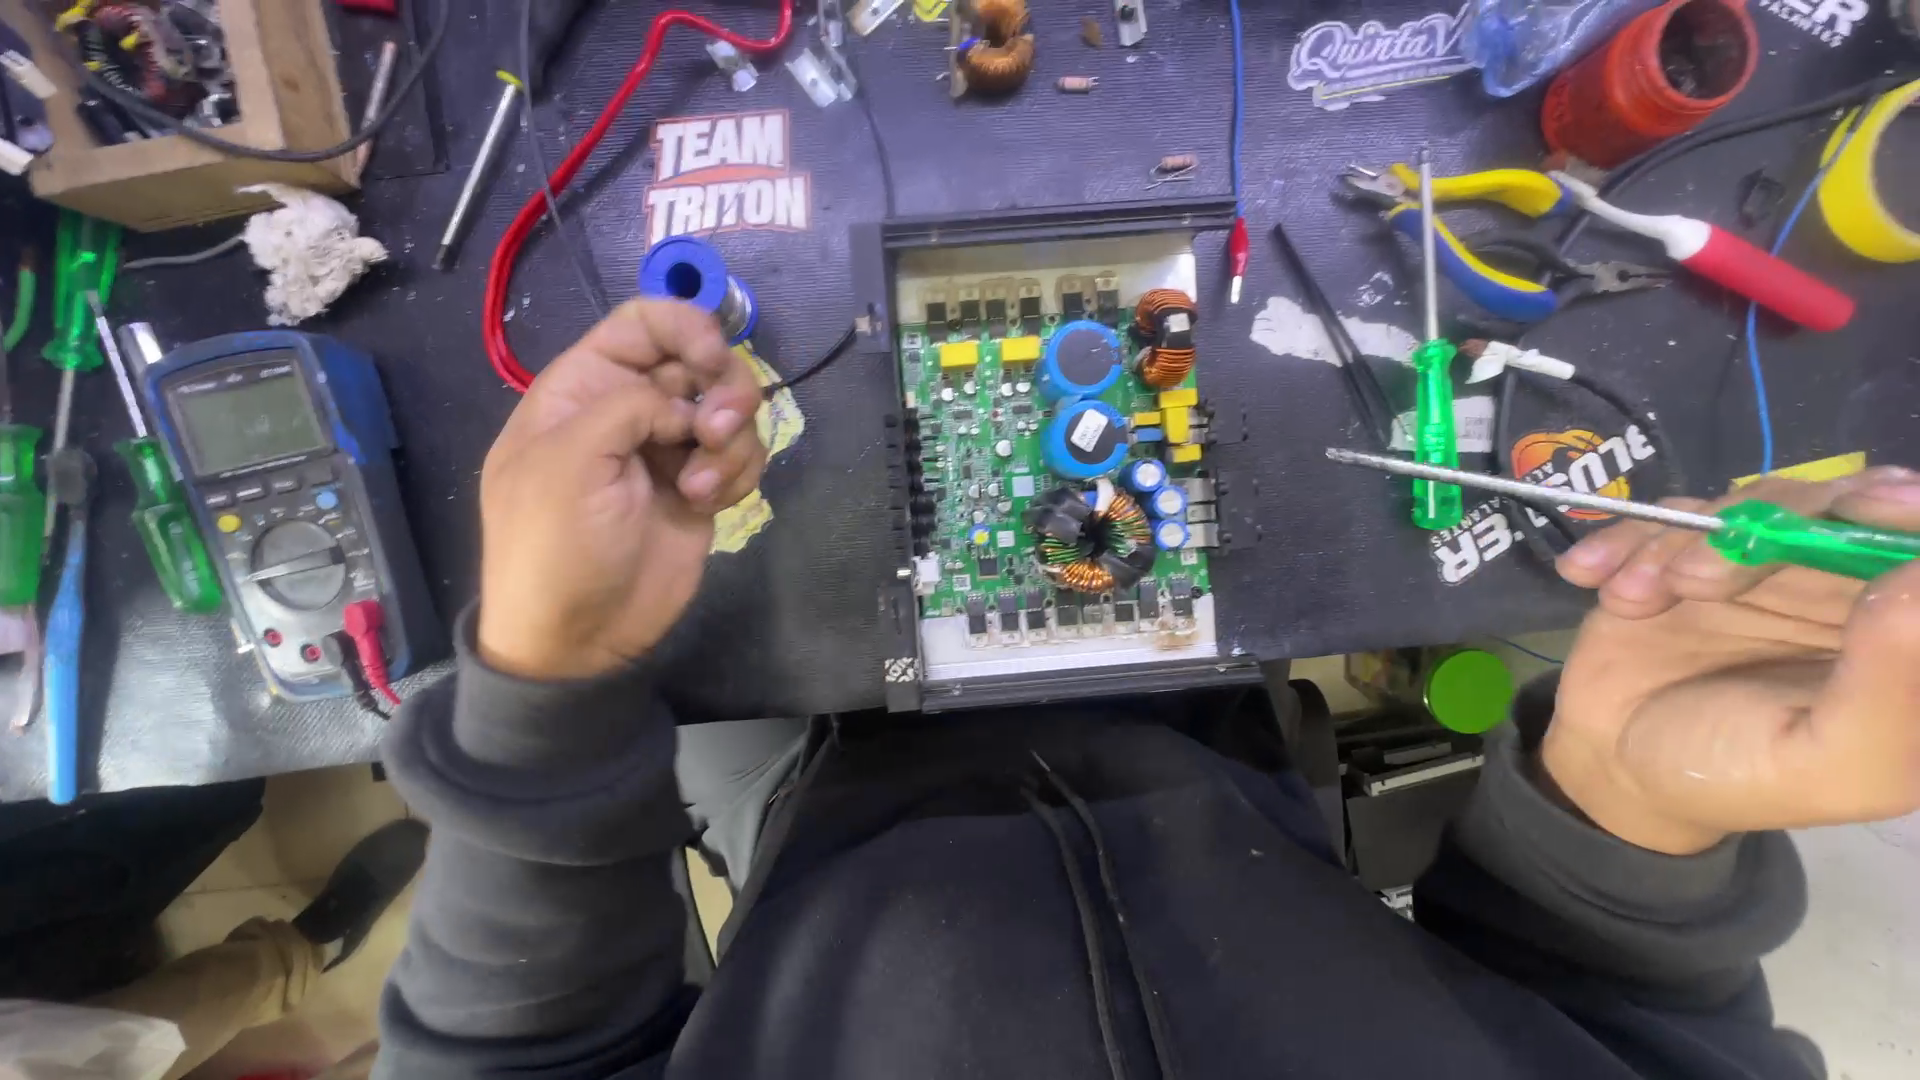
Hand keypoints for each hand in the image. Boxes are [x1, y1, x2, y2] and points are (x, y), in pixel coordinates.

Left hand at [477, 300, 766, 679]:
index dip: (686, 326)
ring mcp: (673, 451)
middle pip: (703, 363)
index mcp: (587, 388)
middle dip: (724, 391)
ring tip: (702, 485)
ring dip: (733, 443)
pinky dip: (739, 474)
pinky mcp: (704, 488)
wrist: (581, 634)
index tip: (712, 362)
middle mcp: (635, 410)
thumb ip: (629, 407)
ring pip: (733, 412)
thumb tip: (686, 411)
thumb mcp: (568, 462)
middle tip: (717, 433)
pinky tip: (709, 503)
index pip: (644, 325)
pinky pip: (743, 457)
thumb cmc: (554, 545)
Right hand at [1544, 469, 1919, 854]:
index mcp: (1895, 634)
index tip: (1861, 507)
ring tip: (1630, 601)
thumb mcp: (1836, 760)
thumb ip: (1892, 684)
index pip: (1918, 545)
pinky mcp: (1667, 562)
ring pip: (1734, 508)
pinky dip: (1614, 543)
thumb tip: (1918, 576)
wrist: (1616, 769)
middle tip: (1691, 583)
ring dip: (1668, 546)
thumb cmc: (1739, 777)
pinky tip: (1587, 576)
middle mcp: (1833, 589)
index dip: (1905, 512)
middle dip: (1756, 530)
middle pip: (1826, 509)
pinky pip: (1649, 521)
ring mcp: (1747, 572)